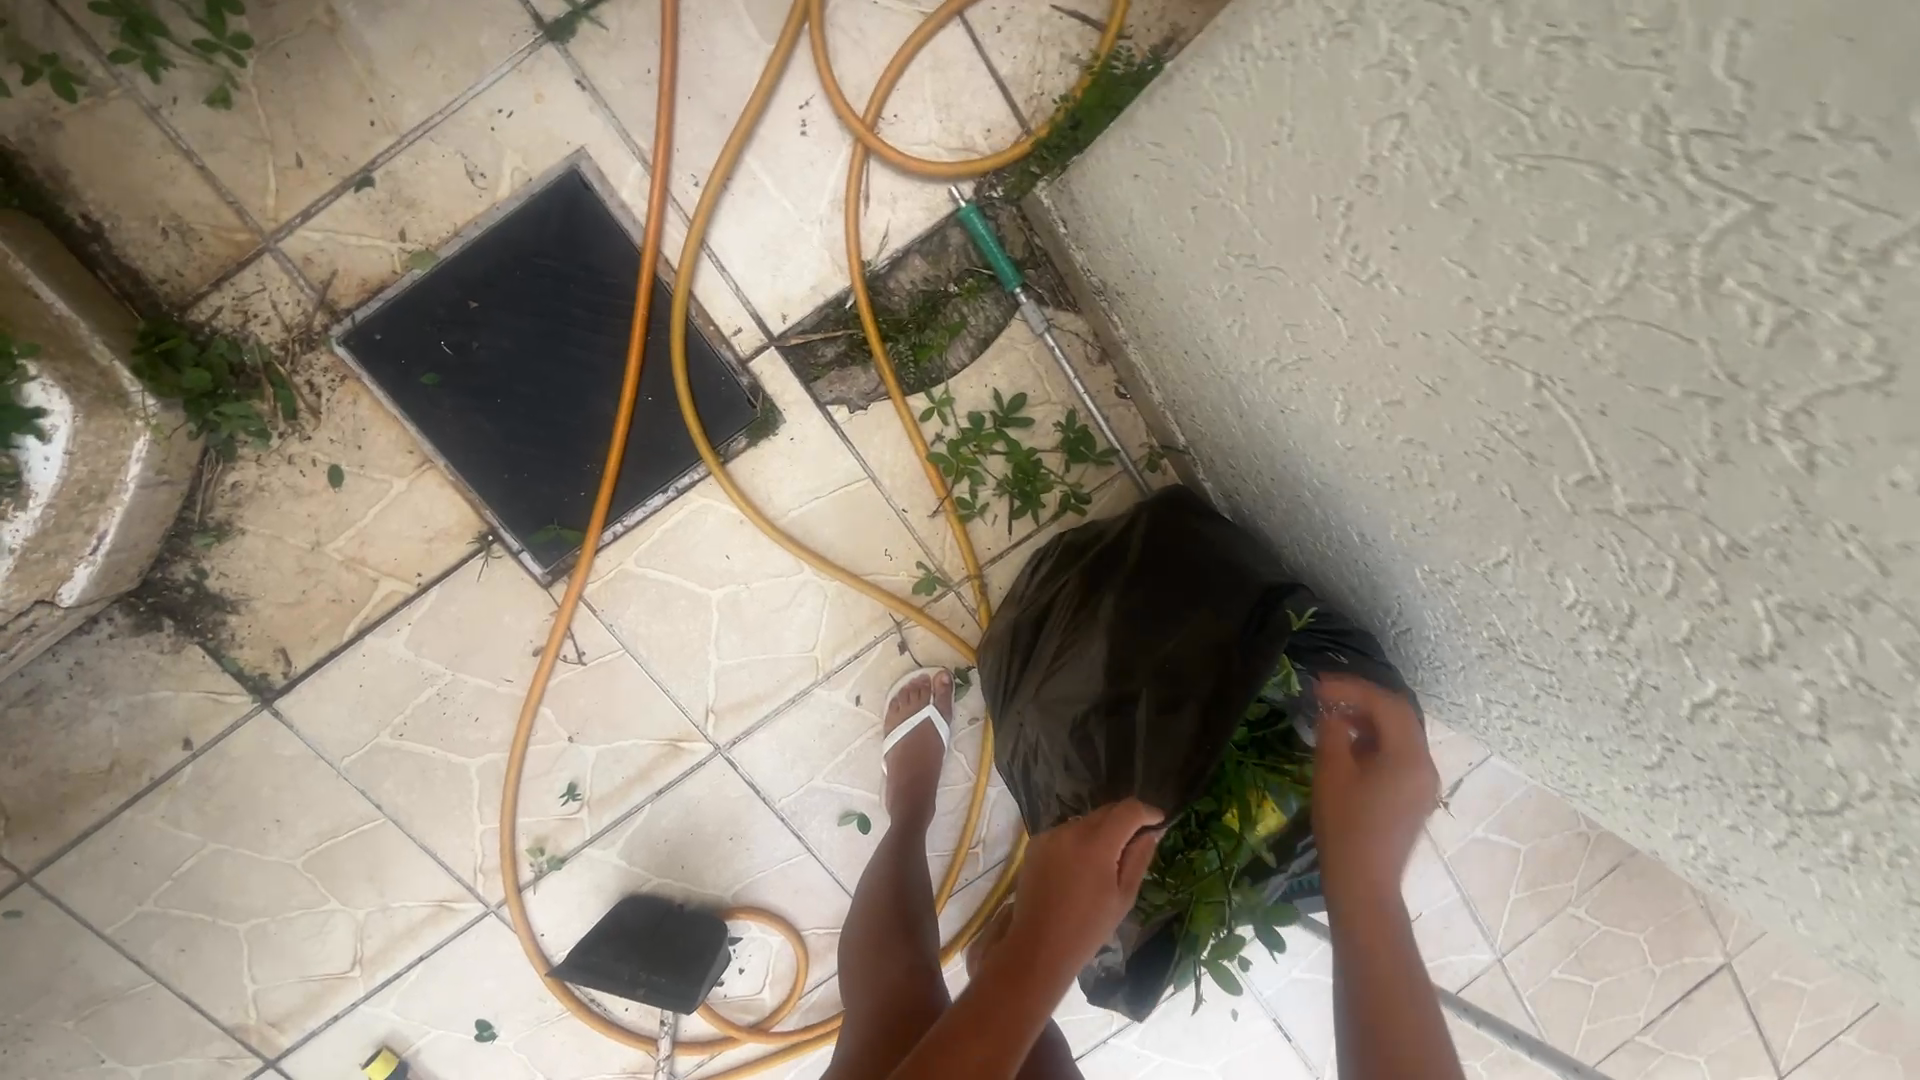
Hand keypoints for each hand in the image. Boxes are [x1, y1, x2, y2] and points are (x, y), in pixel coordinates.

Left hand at [1006, 798, 1164, 985]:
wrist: (1039, 945)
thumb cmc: (1088, 928)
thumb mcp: (1123, 897)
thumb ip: (1139, 858)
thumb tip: (1153, 832)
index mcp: (1096, 844)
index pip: (1127, 810)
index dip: (1147, 811)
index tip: (1159, 820)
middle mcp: (1071, 830)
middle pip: (1106, 811)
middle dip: (1125, 820)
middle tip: (1137, 841)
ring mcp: (1050, 834)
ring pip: (1085, 821)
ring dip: (1101, 831)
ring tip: (1106, 860)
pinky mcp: (1035, 843)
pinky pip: (1065, 832)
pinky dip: (1078, 841)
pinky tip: (1080, 867)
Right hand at [1311, 672, 1437, 896]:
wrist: (1362, 879)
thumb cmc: (1344, 824)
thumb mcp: (1331, 771)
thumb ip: (1334, 731)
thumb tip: (1333, 711)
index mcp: (1409, 757)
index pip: (1387, 705)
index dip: (1352, 688)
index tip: (1319, 687)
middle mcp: (1425, 765)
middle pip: (1399, 716)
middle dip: (1362, 700)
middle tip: (1326, 695)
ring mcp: (1424, 782)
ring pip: (1400, 735)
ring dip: (1368, 720)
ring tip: (1333, 717)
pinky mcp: (1415, 795)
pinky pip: (1399, 755)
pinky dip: (1375, 741)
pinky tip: (1348, 746)